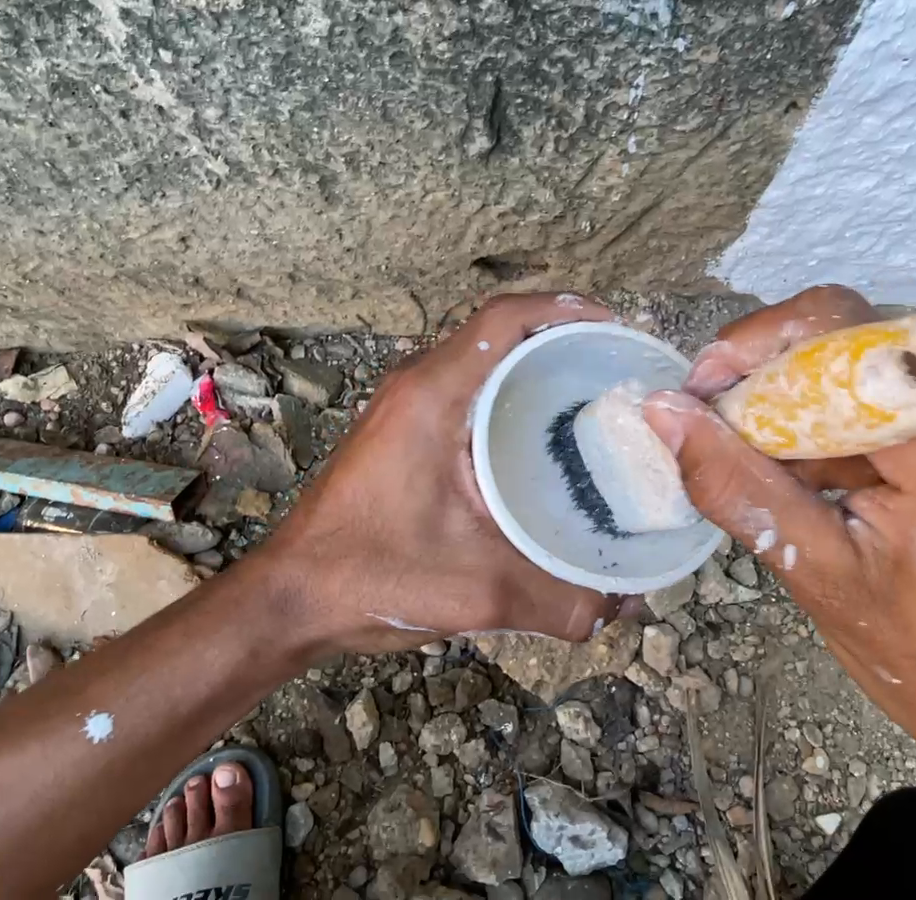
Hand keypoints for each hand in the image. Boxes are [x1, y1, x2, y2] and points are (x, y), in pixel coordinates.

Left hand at [261, 293, 632, 654]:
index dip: (564, 308)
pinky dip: (503, 398)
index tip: (614, 327)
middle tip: (613, 370)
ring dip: (529, 367)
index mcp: (432, 395)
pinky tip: (536, 442)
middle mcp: (415, 385)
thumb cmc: (371, 575)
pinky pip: (462, 391)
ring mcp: (402, 406)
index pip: (503, 318)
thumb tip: (623, 607)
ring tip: (587, 399)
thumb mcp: (477, 590)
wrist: (292, 595)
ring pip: (478, 362)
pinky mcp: (398, 431)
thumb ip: (558, 600)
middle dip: (558, 339)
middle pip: (496, 333)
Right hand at [644, 286, 915, 895]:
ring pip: (892, 353)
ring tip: (802, 477)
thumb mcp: (827, 581)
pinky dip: (872, 413)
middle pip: (863, 335)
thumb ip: (739, 485)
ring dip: (825, 400)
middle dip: (783, 381)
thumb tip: (663, 412)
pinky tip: (859, 476)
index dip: (750, 347)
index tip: (698, 396)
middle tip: (738, 444)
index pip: (837, 330)